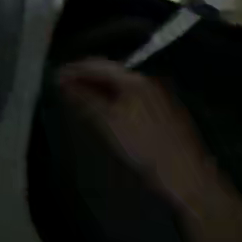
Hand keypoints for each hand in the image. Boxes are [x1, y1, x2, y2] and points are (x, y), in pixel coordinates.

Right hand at [56, 58, 218, 202]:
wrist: (186, 175)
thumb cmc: (144, 145)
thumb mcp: (108, 122)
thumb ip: (85, 99)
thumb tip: (64, 82)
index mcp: (134, 80)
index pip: (98, 65)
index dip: (75, 69)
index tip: (55, 76)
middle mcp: (147, 83)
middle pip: (110, 73)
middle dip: (86, 78)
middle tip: (64, 87)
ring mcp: (156, 97)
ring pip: (120, 86)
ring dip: (98, 89)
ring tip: (79, 98)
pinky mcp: (161, 113)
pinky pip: (130, 97)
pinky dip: (112, 99)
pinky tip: (103, 110)